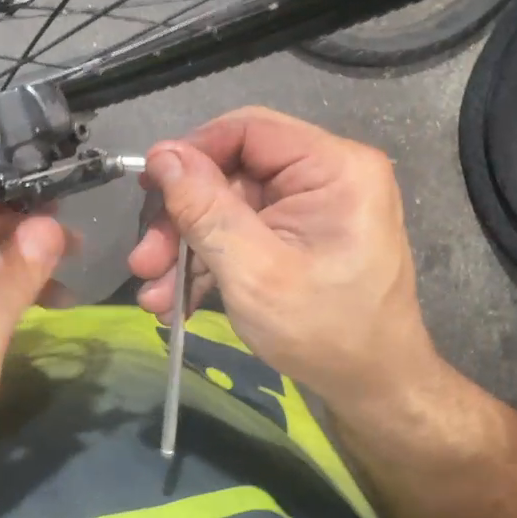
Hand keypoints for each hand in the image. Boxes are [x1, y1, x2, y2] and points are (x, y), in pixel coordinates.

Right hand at [127, 106, 438, 407]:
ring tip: (153, 294)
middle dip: (180, 219)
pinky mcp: (295, 235)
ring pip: (225, 207)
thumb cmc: (324, 331)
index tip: (147, 187)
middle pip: (229, 173)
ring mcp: (308, 207)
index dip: (190, 152)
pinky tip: (176, 299)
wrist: (373, 387)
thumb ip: (204, 209)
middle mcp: (324, 175)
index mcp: (334, 167)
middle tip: (143, 261)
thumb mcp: (253, 271)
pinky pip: (238, 232)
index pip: (247, 129)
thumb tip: (161, 156)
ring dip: (184, 249)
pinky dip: (205, 263)